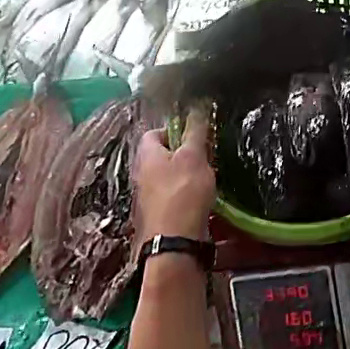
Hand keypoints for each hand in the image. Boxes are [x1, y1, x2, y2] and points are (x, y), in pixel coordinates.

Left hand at [132, 109, 215, 243]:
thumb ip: (195, 131)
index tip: (195, 134)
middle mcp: (141, 174)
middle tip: (205, 154)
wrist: (175, 241)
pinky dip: (187, 192)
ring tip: (207, 176)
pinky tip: (202, 197)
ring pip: (169, 175)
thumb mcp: (194, 156)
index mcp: (146, 155)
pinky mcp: (159, 213)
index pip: (154, 132)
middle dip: (184, 152)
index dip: (174, 129)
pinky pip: (173, 194)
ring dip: (187, 173)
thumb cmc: (183, 192)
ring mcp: (149, 196)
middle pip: (163, 154)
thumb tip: (197, 106)